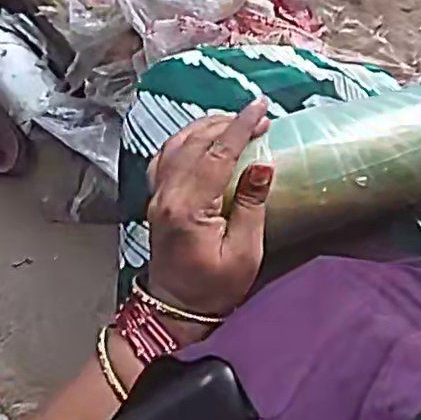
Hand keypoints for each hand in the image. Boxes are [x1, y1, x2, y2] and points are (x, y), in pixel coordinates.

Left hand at [141, 99, 272, 318]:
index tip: (261, 109)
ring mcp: (157, 195)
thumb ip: (251, 205)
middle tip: (259, 117)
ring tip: (236, 121)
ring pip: (177, 143)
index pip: (216, 154)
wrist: (174, 311)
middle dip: (228, 122)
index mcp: (188, 208)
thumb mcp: (245, 252)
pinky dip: (188, 138)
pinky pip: (167, 155)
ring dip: (207, 126)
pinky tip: (205, 137)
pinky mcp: (157, 198)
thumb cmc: (214, 287)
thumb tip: (263, 165)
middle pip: (195, 142)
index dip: (240, 126)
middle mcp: (166, 195)